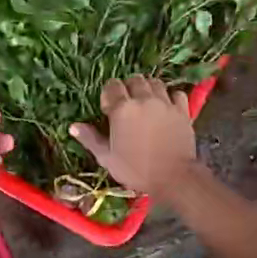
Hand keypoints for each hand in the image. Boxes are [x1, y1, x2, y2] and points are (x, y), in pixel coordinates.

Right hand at [70, 76, 201, 197]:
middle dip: (129, 88)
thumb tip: (73, 126)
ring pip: (155, 83)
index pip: (112, 86)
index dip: (109, 94)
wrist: (174, 177)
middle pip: (135, 80)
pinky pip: (176, 94)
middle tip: (128, 104)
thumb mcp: (108, 158)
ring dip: (148, 89)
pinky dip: (171, 97)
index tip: (109, 110)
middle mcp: (144, 100)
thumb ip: (91, 139)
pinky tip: (166, 107)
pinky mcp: (182, 111)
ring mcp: (165, 103)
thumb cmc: (137, 170)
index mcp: (122, 109)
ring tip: (146, 103)